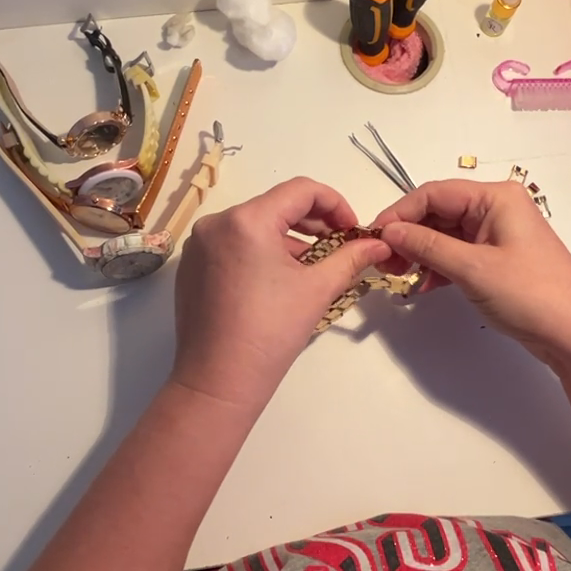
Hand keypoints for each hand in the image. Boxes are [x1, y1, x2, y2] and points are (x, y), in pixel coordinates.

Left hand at [170, 178, 391, 412]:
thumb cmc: (271, 332)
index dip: (335, 204)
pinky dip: (260, 252)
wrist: (218, 380)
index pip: (300, 190)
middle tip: (340, 247)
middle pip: (275, 205)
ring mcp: (199, 244)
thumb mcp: (317, 289)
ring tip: (313, 268)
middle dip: (313, 223)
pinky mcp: (191, 266)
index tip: (353, 230)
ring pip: (254, 225)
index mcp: (246, 220)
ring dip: (288, 239)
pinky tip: (278, 281)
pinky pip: (233, 244)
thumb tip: (379, 243)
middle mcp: (217, 223)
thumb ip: (351, 257)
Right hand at [372, 179, 570, 363]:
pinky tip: (424, 286)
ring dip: (420, 252)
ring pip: (445, 234)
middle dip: (408, 234)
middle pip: (438, 212)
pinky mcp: (498, 259)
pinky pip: (458, 253)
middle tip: (383, 261)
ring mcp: (498, 234)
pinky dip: (438, 267)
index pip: (434, 193)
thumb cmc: (529, 294)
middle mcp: (496, 208)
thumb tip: (388, 231)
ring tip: (399, 275)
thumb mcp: (472, 268)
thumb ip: (426, 246)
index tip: (373, 236)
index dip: (400, 212)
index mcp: (496, 197)